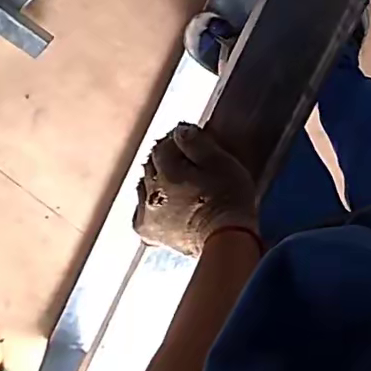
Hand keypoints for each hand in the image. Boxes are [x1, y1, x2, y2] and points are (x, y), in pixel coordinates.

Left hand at [132, 123, 258, 255]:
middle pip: (151, 164)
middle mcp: (151, 191)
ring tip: (176, 182)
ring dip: (156, 180)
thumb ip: (196, 142)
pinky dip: (150, 205)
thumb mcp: (220, 161)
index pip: (162, 146)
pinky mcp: (151, 234)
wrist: (228, 240)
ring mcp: (147, 214)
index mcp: (166, 170)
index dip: (175, 140)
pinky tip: (163, 204)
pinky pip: (142, 211)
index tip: (189, 140)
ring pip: (144, 186)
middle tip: (184, 159)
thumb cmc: (228, 198)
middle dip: (165, 158)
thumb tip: (180, 130)